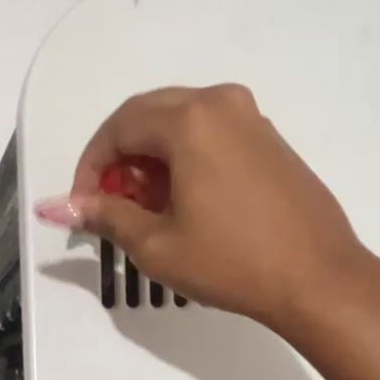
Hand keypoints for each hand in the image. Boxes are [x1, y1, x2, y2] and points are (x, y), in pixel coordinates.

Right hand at [37, 84, 375, 327]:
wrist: (315, 276)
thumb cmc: (230, 262)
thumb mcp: (156, 245)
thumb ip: (107, 217)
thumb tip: (64, 206)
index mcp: (189, 121)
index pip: (118, 127)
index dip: (90, 167)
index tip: (81, 206)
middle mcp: (220, 103)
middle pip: (147, 115)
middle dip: (118, 158)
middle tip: (106, 205)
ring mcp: (250, 118)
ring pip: (179, 122)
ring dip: (149, 158)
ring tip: (142, 208)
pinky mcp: (268, 139)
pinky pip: (209, 133)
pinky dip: (182, 158)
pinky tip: (179, 201)